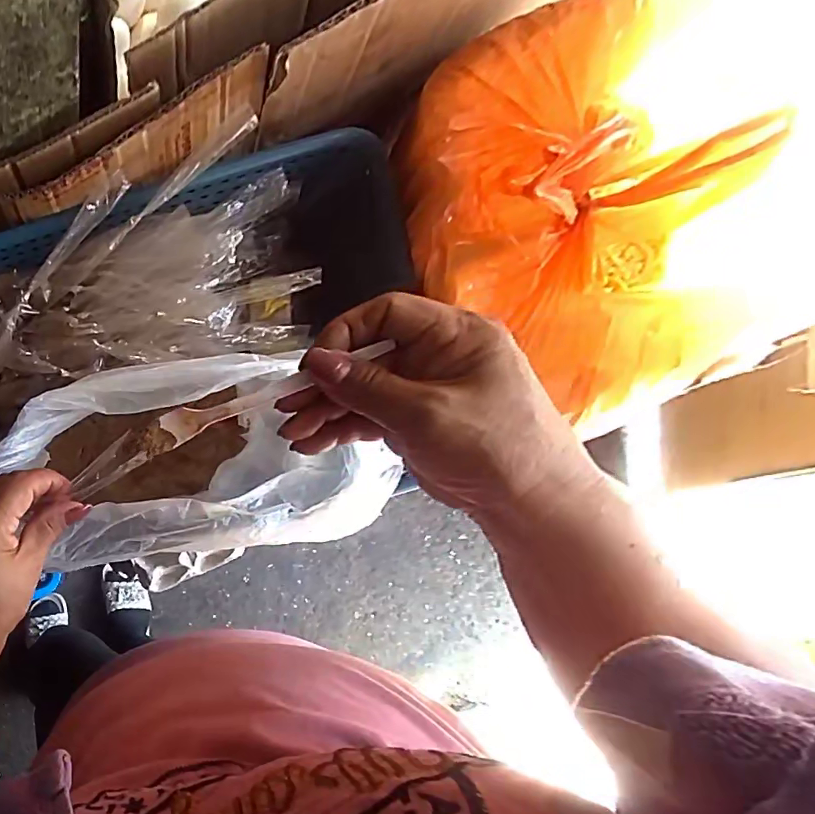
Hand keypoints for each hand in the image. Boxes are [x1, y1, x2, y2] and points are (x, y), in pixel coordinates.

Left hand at [0, 470, 85, 683]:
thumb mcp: (29, 564)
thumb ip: (48, 526)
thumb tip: (75, 505)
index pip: (20, 483)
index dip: (48, 481)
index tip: (70, 491)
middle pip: (2, 482)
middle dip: (33, 484)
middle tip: (60, 500)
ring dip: (14, 492)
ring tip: (41, 507)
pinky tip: (14, 517)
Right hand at [276, 293, 602, 518]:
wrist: (527, 499)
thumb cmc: (490, 445)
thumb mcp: (421, 413)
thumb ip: (364, 386)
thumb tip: (314, 362)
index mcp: (452, 335)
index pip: (385, 314)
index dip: (344, 334)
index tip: (314, 367)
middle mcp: (434, 356)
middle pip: (364, 358)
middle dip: (324, 385)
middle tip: (287, 407)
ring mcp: (421, 390)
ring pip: (360, 391)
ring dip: (324, 412)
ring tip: (293, 433)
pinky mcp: (412, 421)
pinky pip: (366, 417)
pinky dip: (339, 430)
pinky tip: (312, 444)